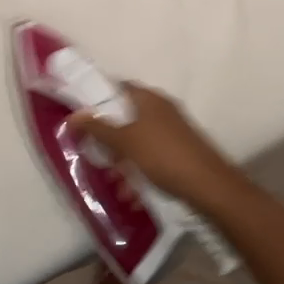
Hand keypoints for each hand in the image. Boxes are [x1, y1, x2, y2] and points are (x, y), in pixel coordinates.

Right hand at [70, 82, 244, 210]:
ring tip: (116, 185)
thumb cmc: (163, 156)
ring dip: (124, 163)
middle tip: (97, 157)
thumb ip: (98, 128)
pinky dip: (140, 173)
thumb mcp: (126, 142)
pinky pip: (152, 159)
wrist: (210, 186)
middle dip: (110, 140)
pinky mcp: (180, 153)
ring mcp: (173, 132)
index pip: (118, 87)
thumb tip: (73, 114)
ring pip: (139, 142)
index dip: (99, 98)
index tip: (82, 116)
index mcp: (149, 99)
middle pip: (126, 118)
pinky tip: (134, 196)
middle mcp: (162, 110)